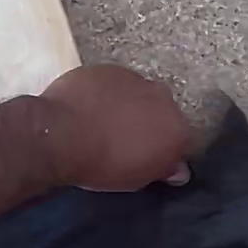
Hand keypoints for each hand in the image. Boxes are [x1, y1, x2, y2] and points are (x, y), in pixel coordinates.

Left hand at [36, 65, 192, 191]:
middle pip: (164, 112)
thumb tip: (180, 168)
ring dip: (130, 106)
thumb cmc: (103, 164)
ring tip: (104, 121)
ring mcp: (137, 79)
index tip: (152, 157)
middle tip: (127, 139)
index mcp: (177, 129)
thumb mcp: (136, 179)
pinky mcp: (110, 68)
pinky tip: (90, 106)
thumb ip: (163, 169)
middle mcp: (165, 99)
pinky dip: (107, 94)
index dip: (169, 149)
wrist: (61, 133)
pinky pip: (114, 83)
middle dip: (151, 123)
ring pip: (140, 94)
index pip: (185, 140)